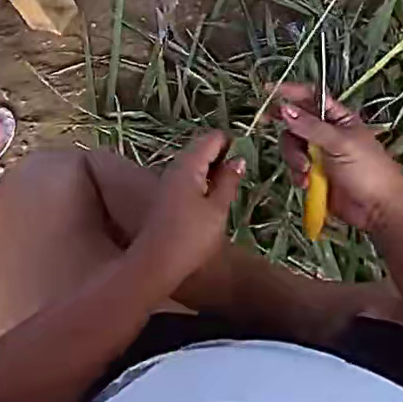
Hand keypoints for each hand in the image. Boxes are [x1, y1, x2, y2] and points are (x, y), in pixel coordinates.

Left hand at [127, 131, 244, 288]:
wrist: (156, 262)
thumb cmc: (191, 235)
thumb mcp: (217, 208)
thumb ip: (228, 181)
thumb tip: (238, 159)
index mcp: (189, 163)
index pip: (212, 139)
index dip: (231, 143)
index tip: (246, 157)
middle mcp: (176, 165)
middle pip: (201, 148)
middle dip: (222, 155)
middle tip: (241, 172)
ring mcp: (168, 180)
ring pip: (194, 163)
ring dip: (212, 169)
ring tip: (230, 185)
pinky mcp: (165, 195)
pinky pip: (187, 176)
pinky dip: (202, 180)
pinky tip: (212, 197)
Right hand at [275, 83, 402, 232]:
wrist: (379, 212)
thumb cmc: (368, 170)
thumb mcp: (340, 144)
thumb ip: (310, 126)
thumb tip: (284, 108)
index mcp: (338, 118)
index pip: (311, 96)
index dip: (291, 91)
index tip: (269, 90)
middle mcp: (325, 132)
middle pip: (295, 120)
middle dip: (286, 127)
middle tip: (265, 121)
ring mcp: (318, 153)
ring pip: (292, 144)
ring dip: (293, 156)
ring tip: (305, 171)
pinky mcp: (313, 173)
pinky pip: (294, 166)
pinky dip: (296, 173)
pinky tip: (306, 183)